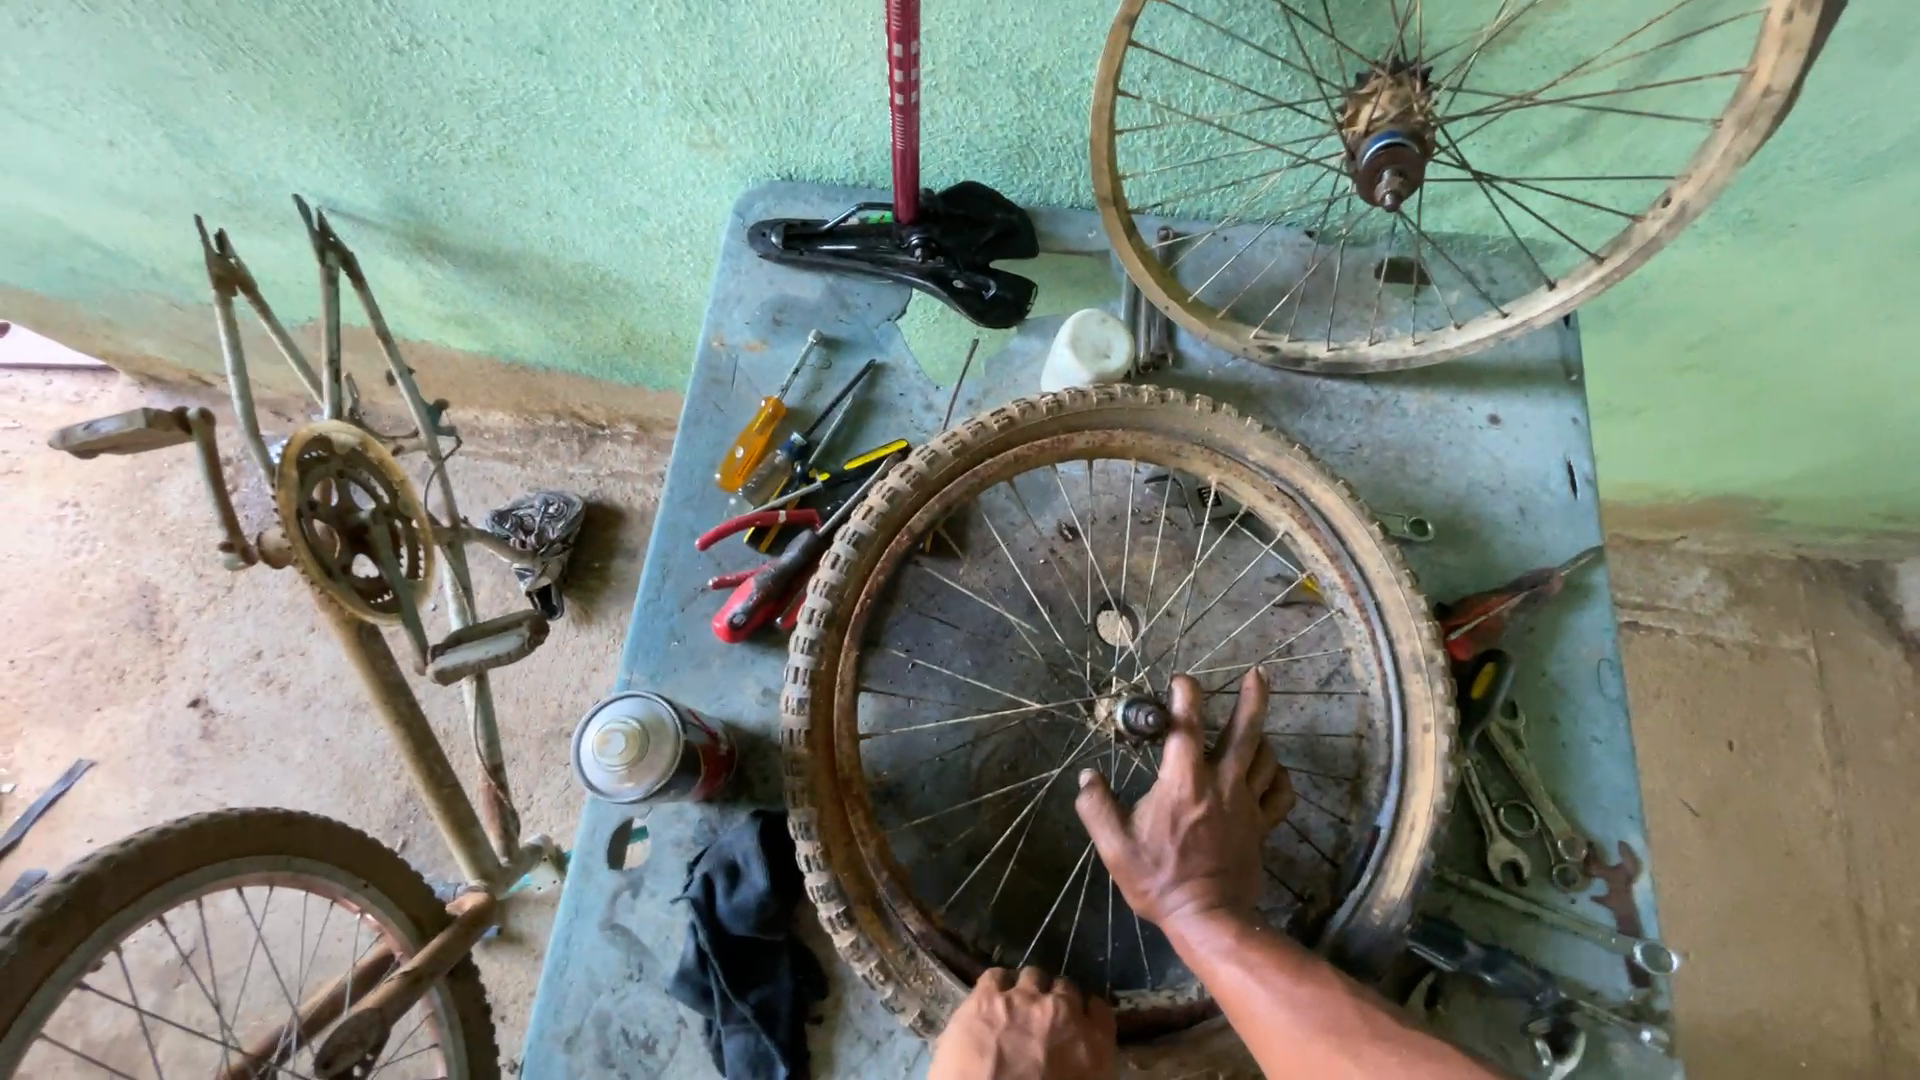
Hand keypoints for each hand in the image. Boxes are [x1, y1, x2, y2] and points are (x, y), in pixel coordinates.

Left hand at [926, 967, 1115, 1079]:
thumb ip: (1092, 1061)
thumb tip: (1083, 1055)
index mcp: (1093, 1042)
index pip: (1099, 1010)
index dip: (1088, 1013)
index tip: (1080, 1020)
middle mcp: (1061, 1010)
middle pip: (1065, 988)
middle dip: (1057, 1000)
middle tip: (1045, 1018)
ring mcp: (1022, 999)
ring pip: (1032, 977)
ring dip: (1029, 990)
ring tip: (1018, 1007)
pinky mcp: (987, 999)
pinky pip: (996, 977)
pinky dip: (997, 985)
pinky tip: (992, 1001)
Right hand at [1074, 669, 1294, 929]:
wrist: (1209, 920)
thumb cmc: (1159, 880)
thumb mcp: (1114, 846)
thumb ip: (1096, 806)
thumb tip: (1086, 776)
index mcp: (1184, 782)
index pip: (1186, 726)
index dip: (1185, 696)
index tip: (1182, 679)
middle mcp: (1221, 784)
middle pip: (1245, 732)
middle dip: (1252, 698)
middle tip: (1258, 673)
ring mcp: (1247, 806)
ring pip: (1266, 758)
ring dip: (1262, 734)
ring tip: (1256, 721)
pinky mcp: (1261, 827)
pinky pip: (1280, 794)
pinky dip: (1278, 776)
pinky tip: (1271, 769)